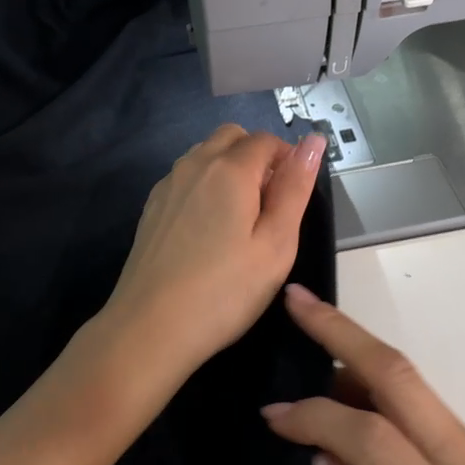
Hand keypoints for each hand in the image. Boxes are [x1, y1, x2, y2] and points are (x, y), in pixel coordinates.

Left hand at [102, 125, 325, 373]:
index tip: (293, 195)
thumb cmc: (224, 291)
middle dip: (256, 156)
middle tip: (269, 205)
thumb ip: (295, 188)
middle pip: (232, 136)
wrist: (150, 327)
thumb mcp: (276, 244)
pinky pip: (186, 176)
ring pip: (206, 153)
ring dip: (229, 168)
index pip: (266, 140)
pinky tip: (208, 231)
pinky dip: (205, 185)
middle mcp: (195, 164)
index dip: (287, 159)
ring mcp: (169, 183)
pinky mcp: (152, 205)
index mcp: (230, 169)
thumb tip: (314, 142)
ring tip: (240, 221)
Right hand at [263, 285, 464, 464]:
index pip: (372, 436)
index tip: (271, 416)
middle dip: (341, 330)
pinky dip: (376, 387)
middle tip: (295, 300)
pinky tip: (346, 393)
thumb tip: (319, 455)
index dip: (315, 418)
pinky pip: (418, 403)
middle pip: (397, 374)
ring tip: (308, 348)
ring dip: (355, 356)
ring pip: (408, 380)